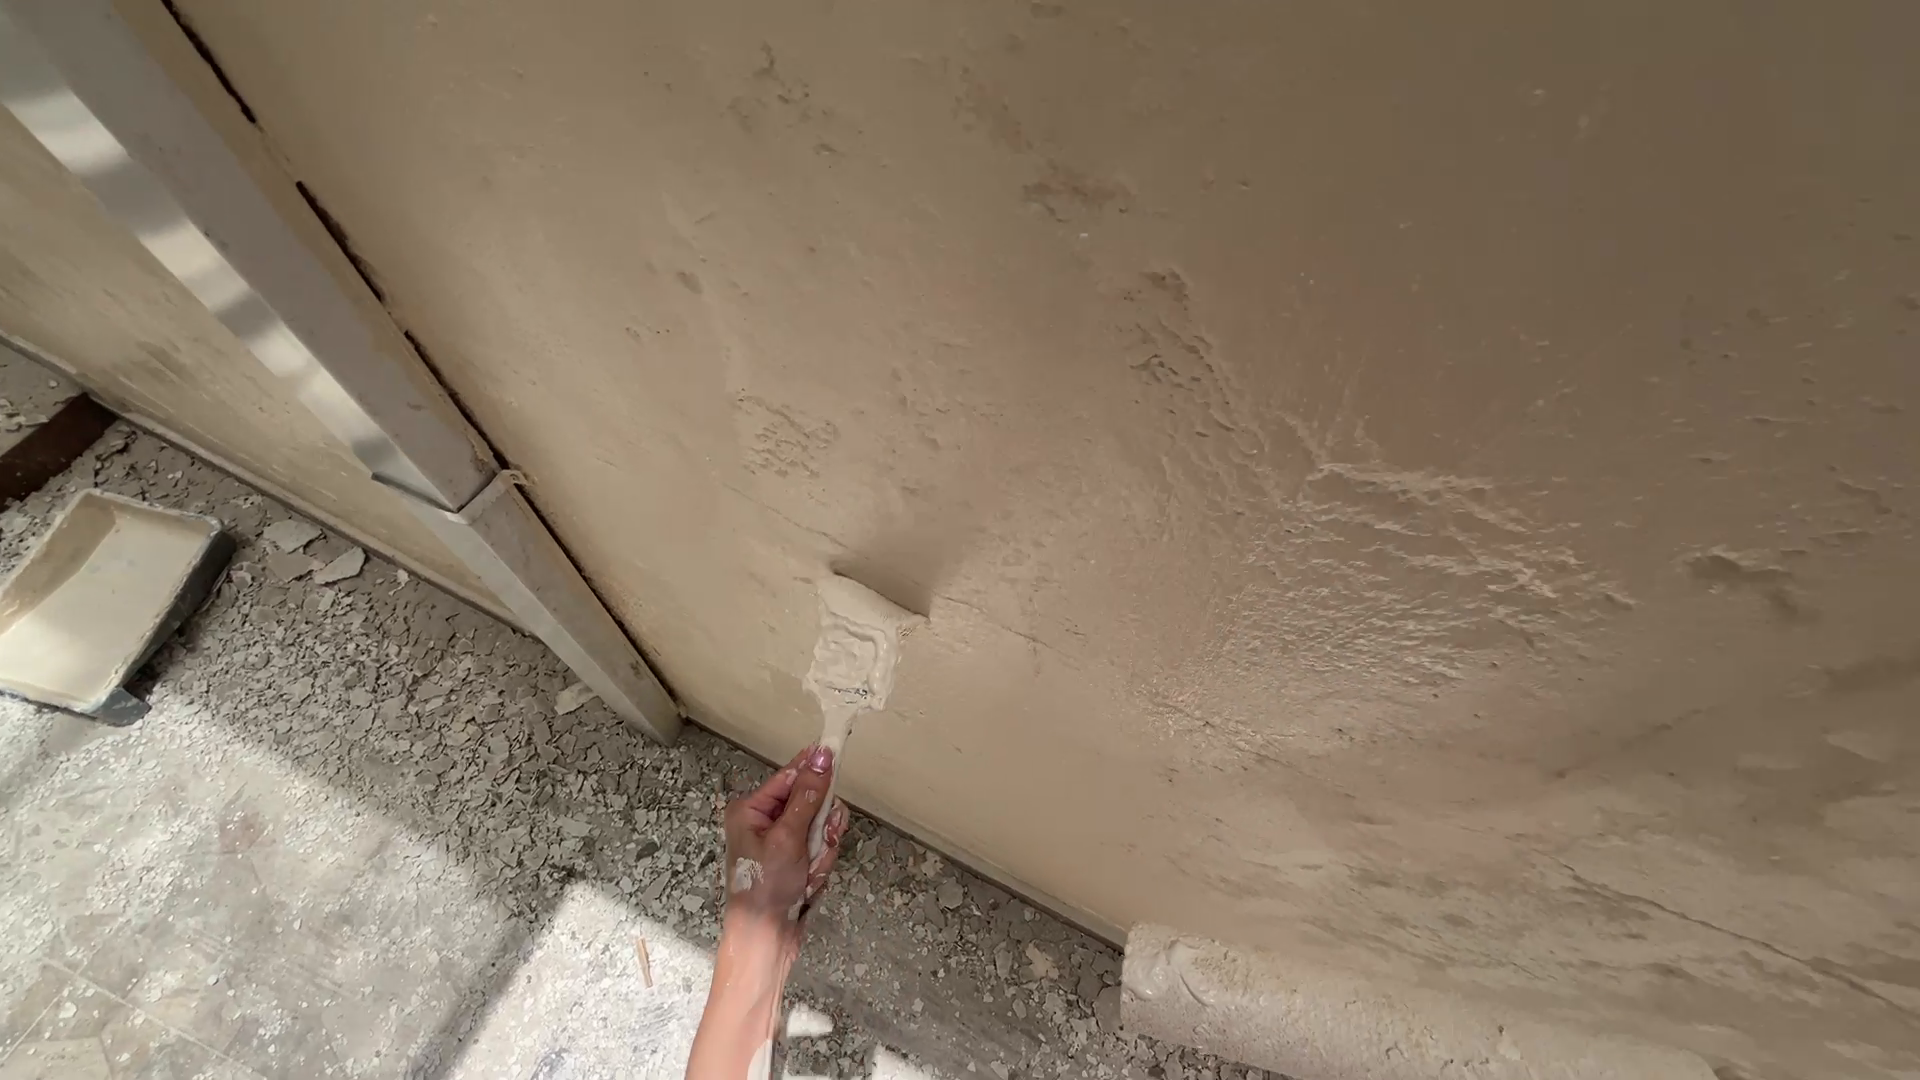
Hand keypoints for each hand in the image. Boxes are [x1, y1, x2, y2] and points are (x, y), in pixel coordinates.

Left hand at [722, 744, 849, 931]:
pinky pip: (822, 847)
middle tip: (822, 840)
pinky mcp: (796, 859)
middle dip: (821, 825)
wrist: (766, 941)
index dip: (814, 768)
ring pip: (822, 826)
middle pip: (812, 801)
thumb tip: (822, 755)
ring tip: (809, 871)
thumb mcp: (788, 837)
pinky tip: (808, 882)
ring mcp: (783, 841)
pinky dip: (821, 864)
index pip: (791, 776)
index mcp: (752, 809)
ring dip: (822, 849)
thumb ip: (809, 795)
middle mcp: (765, 820)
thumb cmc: (766, 887)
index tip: (838, 752)